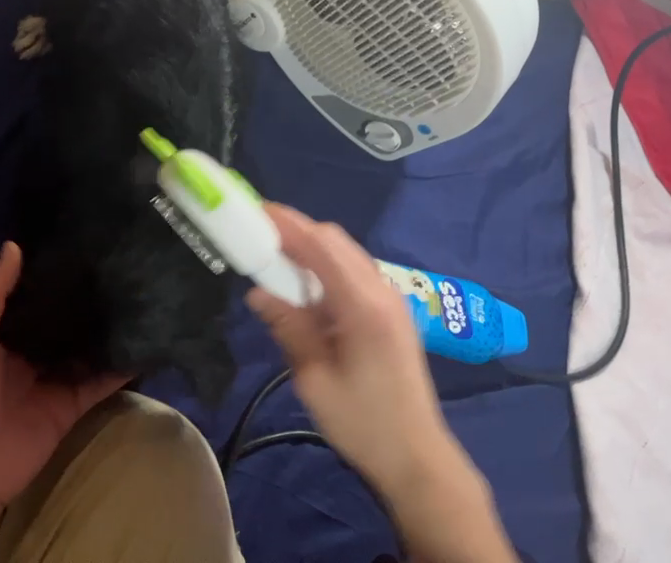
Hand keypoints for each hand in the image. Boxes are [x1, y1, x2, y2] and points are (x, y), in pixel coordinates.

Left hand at [0, 241, 125, 529]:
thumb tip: (15, 244)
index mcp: (2, 331)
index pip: (31, 293)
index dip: (50, 272)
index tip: (80, 242)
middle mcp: (31, 350)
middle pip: (63, 318)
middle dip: (84, 298)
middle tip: (120, 265)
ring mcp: (54, 377)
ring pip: (86, 346)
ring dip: (107, 328)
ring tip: (140, 295)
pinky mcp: (72, 405)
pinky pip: (101, 381)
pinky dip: (121, 367)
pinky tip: (146, 344)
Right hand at [245, 205, 446, 488]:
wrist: (418, 459)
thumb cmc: (363, 424)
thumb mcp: (314, 379)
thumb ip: (288, 327)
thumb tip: (257, 292)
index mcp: (363, 306)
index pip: (321, 245)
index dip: (286, 223)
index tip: (253, 210)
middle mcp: (381, 292)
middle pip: (335, 240)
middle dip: (295, 229)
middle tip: (256, 234)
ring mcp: (391, 300)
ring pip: (346, 252)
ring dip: (311, 246)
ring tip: (273, 255)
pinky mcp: (391, 312)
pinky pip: (353, 271)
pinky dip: (325, 264)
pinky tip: (303, 283)